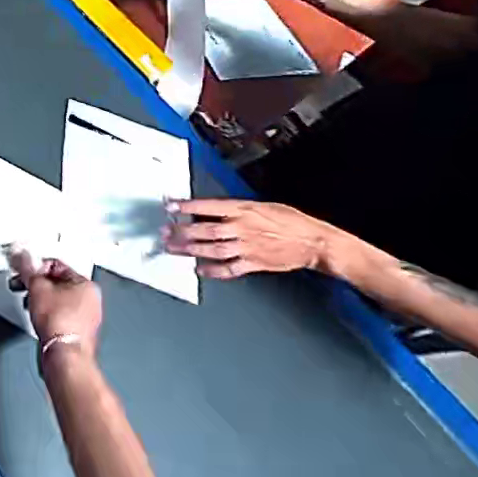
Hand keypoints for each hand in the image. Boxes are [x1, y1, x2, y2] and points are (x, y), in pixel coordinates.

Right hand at [7, 248, 101, 357]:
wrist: (63, 356)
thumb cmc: (60, 324)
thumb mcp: (37, 287)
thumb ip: (27, 269)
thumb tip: (23, 258)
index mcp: (86, 284)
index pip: (56, 265)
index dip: (36, 267)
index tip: (24, 270)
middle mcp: (90, 301)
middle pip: (57, 283)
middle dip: (37, 284)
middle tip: (23, 285)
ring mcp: (85, 319)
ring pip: (58, 300)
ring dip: (41, 300)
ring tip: (29, 304)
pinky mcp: (77, 333)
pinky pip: (59, 316)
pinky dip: (47, 315)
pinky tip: (38, 319)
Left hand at [163, 200, 351, 279]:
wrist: (313, 241)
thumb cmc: (288, 220)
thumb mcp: (260, 205)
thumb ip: (235, 208)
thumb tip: (210, 210)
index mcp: (243, 209)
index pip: (209, 207)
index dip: (188, 207)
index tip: (170, 207)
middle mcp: (242, 228)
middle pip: (206, 230)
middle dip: (182, 231)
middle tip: (164, 232)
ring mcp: (248, 248)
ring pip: (213, 249)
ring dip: (191, 249)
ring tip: (173, 249)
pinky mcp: (254, 264)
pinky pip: (230, 269)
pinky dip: (213, 271)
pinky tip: (199, 269)